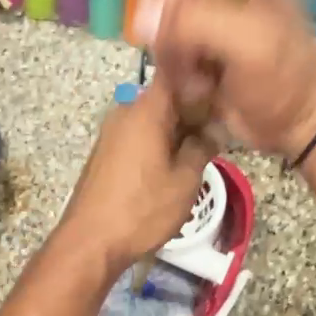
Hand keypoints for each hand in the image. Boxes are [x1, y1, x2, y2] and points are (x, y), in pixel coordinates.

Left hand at [57, 78, 218, 274]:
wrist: (90, 242)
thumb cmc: (142, 209)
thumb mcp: (185, 180)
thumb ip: (202, 146)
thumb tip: (214, 128)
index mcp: (146, 110)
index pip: (178, 74)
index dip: (204, 79)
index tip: (226, 93)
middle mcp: (126, 112)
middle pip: (166, 97)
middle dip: (193, 109)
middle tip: (221, 128)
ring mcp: (112, 132)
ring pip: (153, 119)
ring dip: (177, 129)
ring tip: (202, 150)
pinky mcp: (106, 153)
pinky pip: (139, 136)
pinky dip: (159, 143)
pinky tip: (174, 164)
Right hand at [132, 0, 315, 157]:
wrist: (296, 123)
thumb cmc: (283, 78)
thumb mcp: (248, 41)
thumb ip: (196, 20)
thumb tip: (142, 19)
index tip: (170, 25)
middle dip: (163, 24)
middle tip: (180, 54)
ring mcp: (206, 11)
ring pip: (156, 18)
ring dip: (168, 53)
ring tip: (195, 77)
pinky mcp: (195, 42)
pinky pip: (161, 46)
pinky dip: (172, 68)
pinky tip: (196, 85)